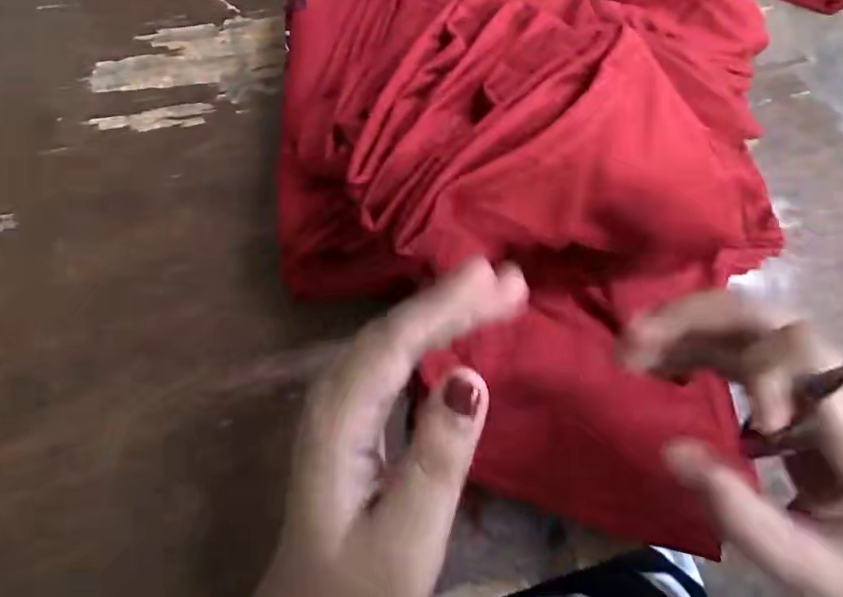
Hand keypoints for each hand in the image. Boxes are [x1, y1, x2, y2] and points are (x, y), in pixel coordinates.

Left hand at [256, 259, 528, 596]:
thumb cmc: (359, 586)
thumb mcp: (406, 538)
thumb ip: (437, 459)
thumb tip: (471, 378)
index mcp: (337, 417)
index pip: (394, 342)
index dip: (443, 304)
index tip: (492, 276)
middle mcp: (332, 393)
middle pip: (395, 330)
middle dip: (452, 299)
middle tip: (510, 280)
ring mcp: (339, 399)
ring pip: (394, 336)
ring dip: (444, 310)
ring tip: (494, 290)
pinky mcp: (352, 409)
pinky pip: (394, 355)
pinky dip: (431, 333)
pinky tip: (456, 324)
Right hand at [620, 289, 842, 596]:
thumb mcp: (817, 575)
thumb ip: (741, 513)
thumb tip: (668, 447)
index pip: (807, 349)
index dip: (766, 367)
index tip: (760, 429)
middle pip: (766, 321)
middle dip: (695, 321)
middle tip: (634, 340)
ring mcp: (827, 392)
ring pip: (751, 332)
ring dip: (690, 332)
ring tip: (636, 351)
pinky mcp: (809, 403)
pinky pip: (751, 358)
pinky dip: (705, 354)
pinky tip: (669, 366)